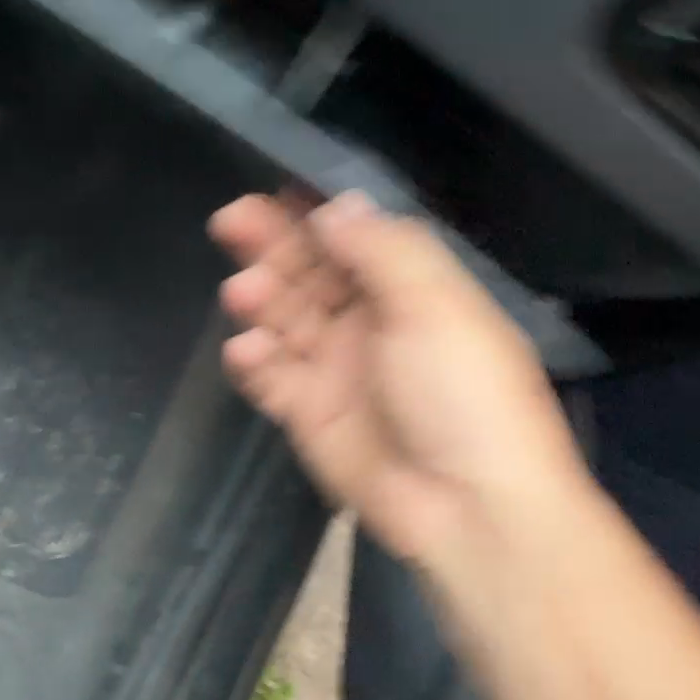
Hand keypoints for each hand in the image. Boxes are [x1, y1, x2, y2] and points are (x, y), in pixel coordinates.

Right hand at [210, 191, 592, 577]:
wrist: (467, 509)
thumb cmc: (463, 394)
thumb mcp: (436, 306)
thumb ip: (383, 251)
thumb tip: (337, 206)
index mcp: (410, 292)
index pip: (353, 240)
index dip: (315, 215)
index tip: (275, 190)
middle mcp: (369, 324)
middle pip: (309, 273)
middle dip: (272, 245)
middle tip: (232, 221)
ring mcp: (335, 370)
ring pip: (283, 319)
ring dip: (259, 298)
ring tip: (243, 293)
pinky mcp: (307, 413)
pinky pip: (270, 377)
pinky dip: (253, 361)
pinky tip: (248, 351)